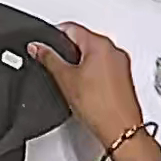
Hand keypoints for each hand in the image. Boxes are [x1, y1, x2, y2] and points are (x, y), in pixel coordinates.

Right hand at [28, 23, 152, 153]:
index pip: (71, 28)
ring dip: (80, 61)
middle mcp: (114, 51)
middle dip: (67, 50)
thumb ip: (48, 58)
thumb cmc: (100, 107)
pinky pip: (103, 65)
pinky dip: (92, 71)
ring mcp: (121, 64)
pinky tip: (84, 87)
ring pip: (94, 53)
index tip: (44, 44)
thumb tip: (36, 47)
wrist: (120, 131)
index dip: (53, 36)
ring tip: (71, 79)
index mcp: (100, 44)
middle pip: (83, 39)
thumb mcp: (65, 78)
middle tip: (55, 63)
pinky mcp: (123, 77)